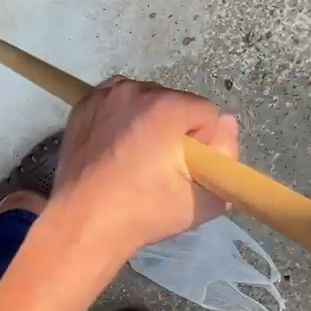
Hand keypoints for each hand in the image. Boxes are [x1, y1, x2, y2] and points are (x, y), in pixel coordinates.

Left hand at [45, 77, 240, 262]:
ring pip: (142, 100)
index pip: (206, 112)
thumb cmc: (145, 211)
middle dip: (175, 128)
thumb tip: (227, 124)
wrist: (84, 221)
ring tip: (137, 156)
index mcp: (166, 106)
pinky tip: (114, 147)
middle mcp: (134, 90)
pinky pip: (114, 104)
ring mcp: (103, 96)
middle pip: (173, 102)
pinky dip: (120, 119)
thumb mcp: (204, 197)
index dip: (205, 141)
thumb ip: (226, 156)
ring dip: (148, 120)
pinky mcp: (82, 107)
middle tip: (161, 165)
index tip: (189, 166)